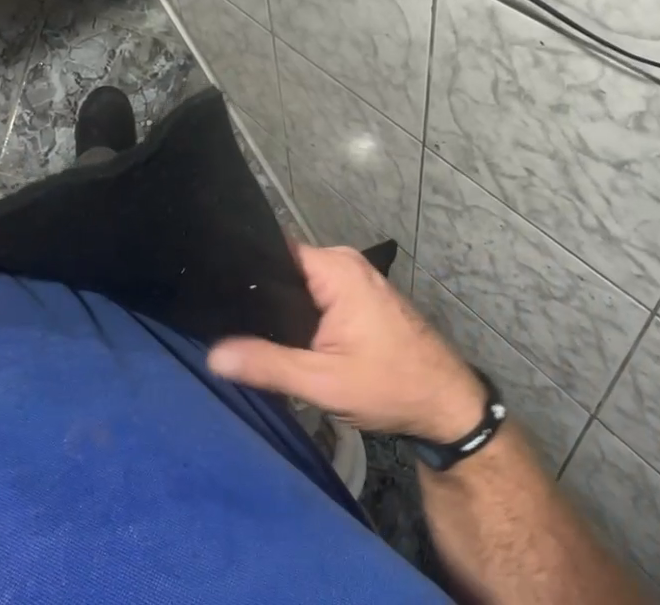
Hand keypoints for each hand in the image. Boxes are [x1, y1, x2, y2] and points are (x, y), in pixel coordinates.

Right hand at [208, 244, 487, 443]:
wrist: (449, 407)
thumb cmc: (391, 387)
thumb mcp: (323, 382)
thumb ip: (266, 364)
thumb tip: (213, 355)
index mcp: (335, 268)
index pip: (272, 251)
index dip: (242, 272)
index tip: (211, 292)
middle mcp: (344, 262)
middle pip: (282, 268)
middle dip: (256, 293)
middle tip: (219, 319)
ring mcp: (354, 279)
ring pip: (298, 284)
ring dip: (277, 306)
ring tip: (238, 327)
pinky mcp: (358, 298)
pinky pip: (315, 294)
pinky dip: (298, 313)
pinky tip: (276, 333)